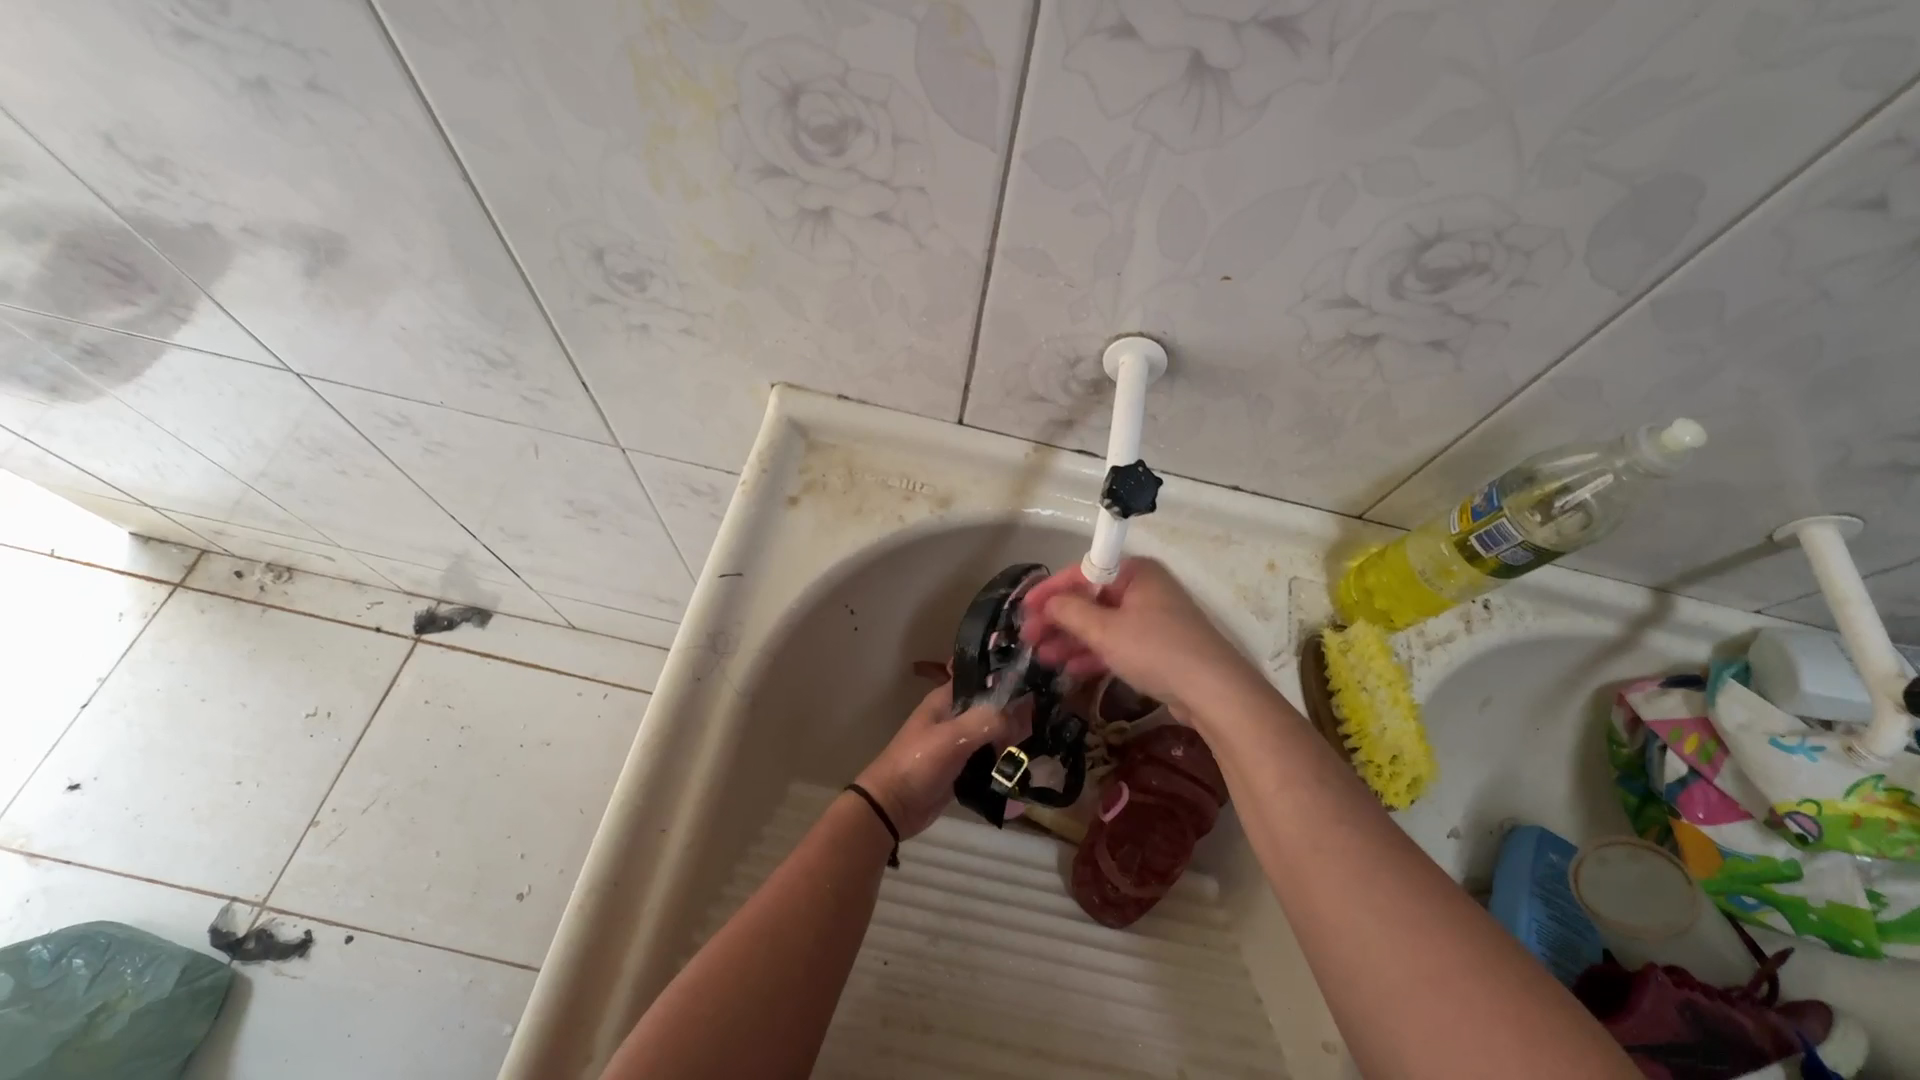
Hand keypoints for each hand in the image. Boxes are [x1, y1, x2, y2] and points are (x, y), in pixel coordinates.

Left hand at [854, 678, 1031, 837]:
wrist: (892, 807)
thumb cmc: (918, 763)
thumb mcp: (953, 737)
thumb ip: (988, 721)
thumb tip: (1022, 713)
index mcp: (947, 699)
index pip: (982, 678)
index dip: (1007, 678)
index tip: (1038, 682)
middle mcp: (955, 717)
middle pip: (994, 709)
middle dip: (1017, 715)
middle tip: (1046, 721)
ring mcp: (960, 744)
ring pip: (995, 736)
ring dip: (1013, 741)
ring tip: (1043, 744)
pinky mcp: (964, 770)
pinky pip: (990, 761)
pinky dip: (1004, 764)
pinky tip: (1026, 767)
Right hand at [1019, 558, 1258, 718]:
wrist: (1213, 692)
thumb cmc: (1157, 651)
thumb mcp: (1106, 631)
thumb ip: (1071, 613)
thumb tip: (1049, 602)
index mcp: (1136, 573)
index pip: (1083, 572)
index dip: (1050, 590)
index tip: (1024, 609)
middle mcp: (1144, 590)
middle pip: (1091, 599)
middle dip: (1058, 620)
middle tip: (1028, 639)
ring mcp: (1152, 619)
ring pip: (1102, 624)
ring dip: (1071, 640)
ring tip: (1042, 658)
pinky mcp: (1157, 647)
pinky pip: (1116, 643)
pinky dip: (1093, 653)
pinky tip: (1070, 669)